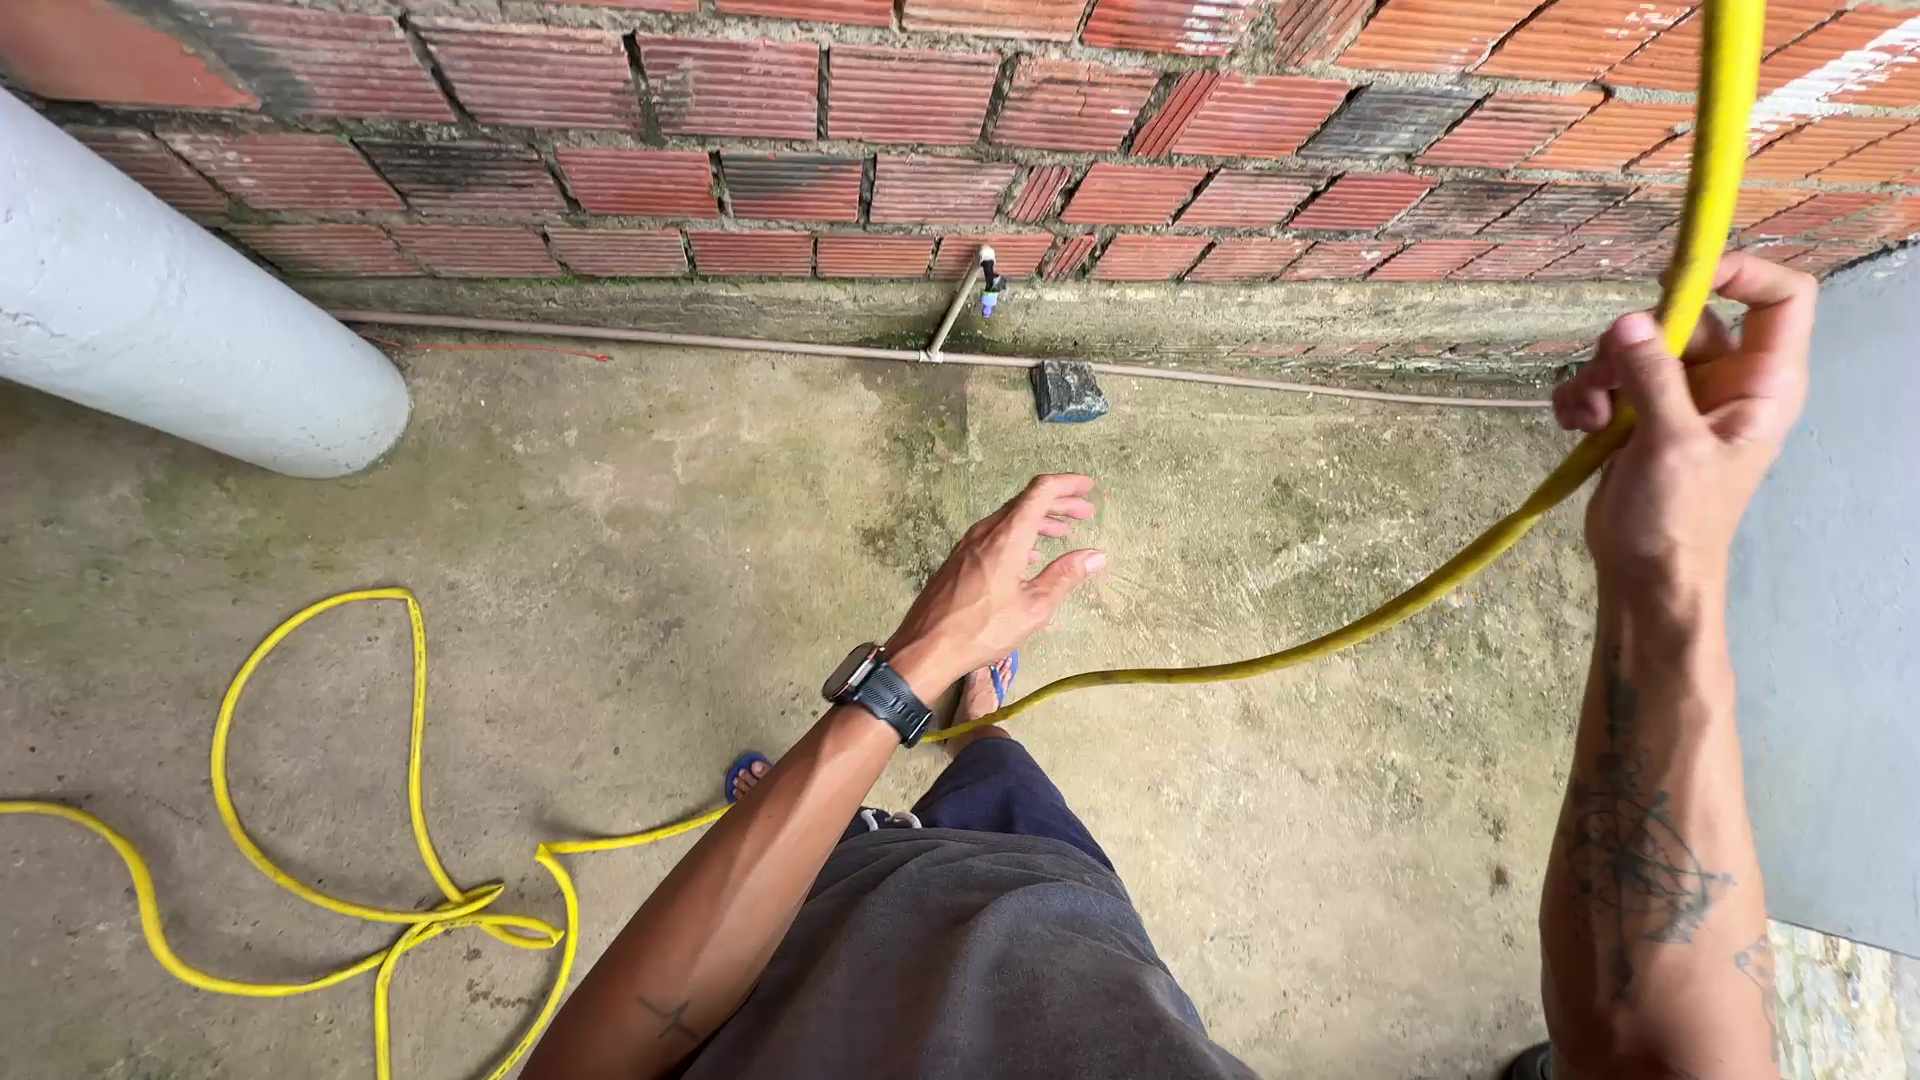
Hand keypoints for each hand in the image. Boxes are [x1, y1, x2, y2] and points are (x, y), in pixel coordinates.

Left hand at [884, 474, 1104, 698]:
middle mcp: (986, 531)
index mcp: (1008, 536)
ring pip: (1009, 517)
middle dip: (1058, 502)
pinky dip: (1019, 534)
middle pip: (1026, 501)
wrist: (927, 646)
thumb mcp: (1033, 607)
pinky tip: (1028, 555)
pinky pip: (994, 533)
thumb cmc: (982, 629)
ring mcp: (968, 543)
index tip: (1087, 488)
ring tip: (1062, 532)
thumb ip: (1065, 576)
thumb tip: (1095, 556)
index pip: (1041, 491)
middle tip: (1084, 512)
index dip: (1067, 484)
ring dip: (1038, 519)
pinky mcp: (959, 558)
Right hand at [1552, 252, 1814, 600]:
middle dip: (1628, 350)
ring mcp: (1673, 399)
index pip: (1778, 300)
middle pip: (1677, 325)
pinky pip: (1600, 384)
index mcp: (1763, 382)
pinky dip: (1579, 400)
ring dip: (1594, 381)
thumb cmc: (1679, 515)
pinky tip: (1573, 428)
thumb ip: (1652, 379)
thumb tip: (1625, 321)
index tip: (1675, 276)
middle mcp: (1721, 382)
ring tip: (1585, 421)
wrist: (1644, 566)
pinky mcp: (1632, 418)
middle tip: (1604, 387)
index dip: (1738, 274)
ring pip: (1628, 354)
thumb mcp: (1670, 443)